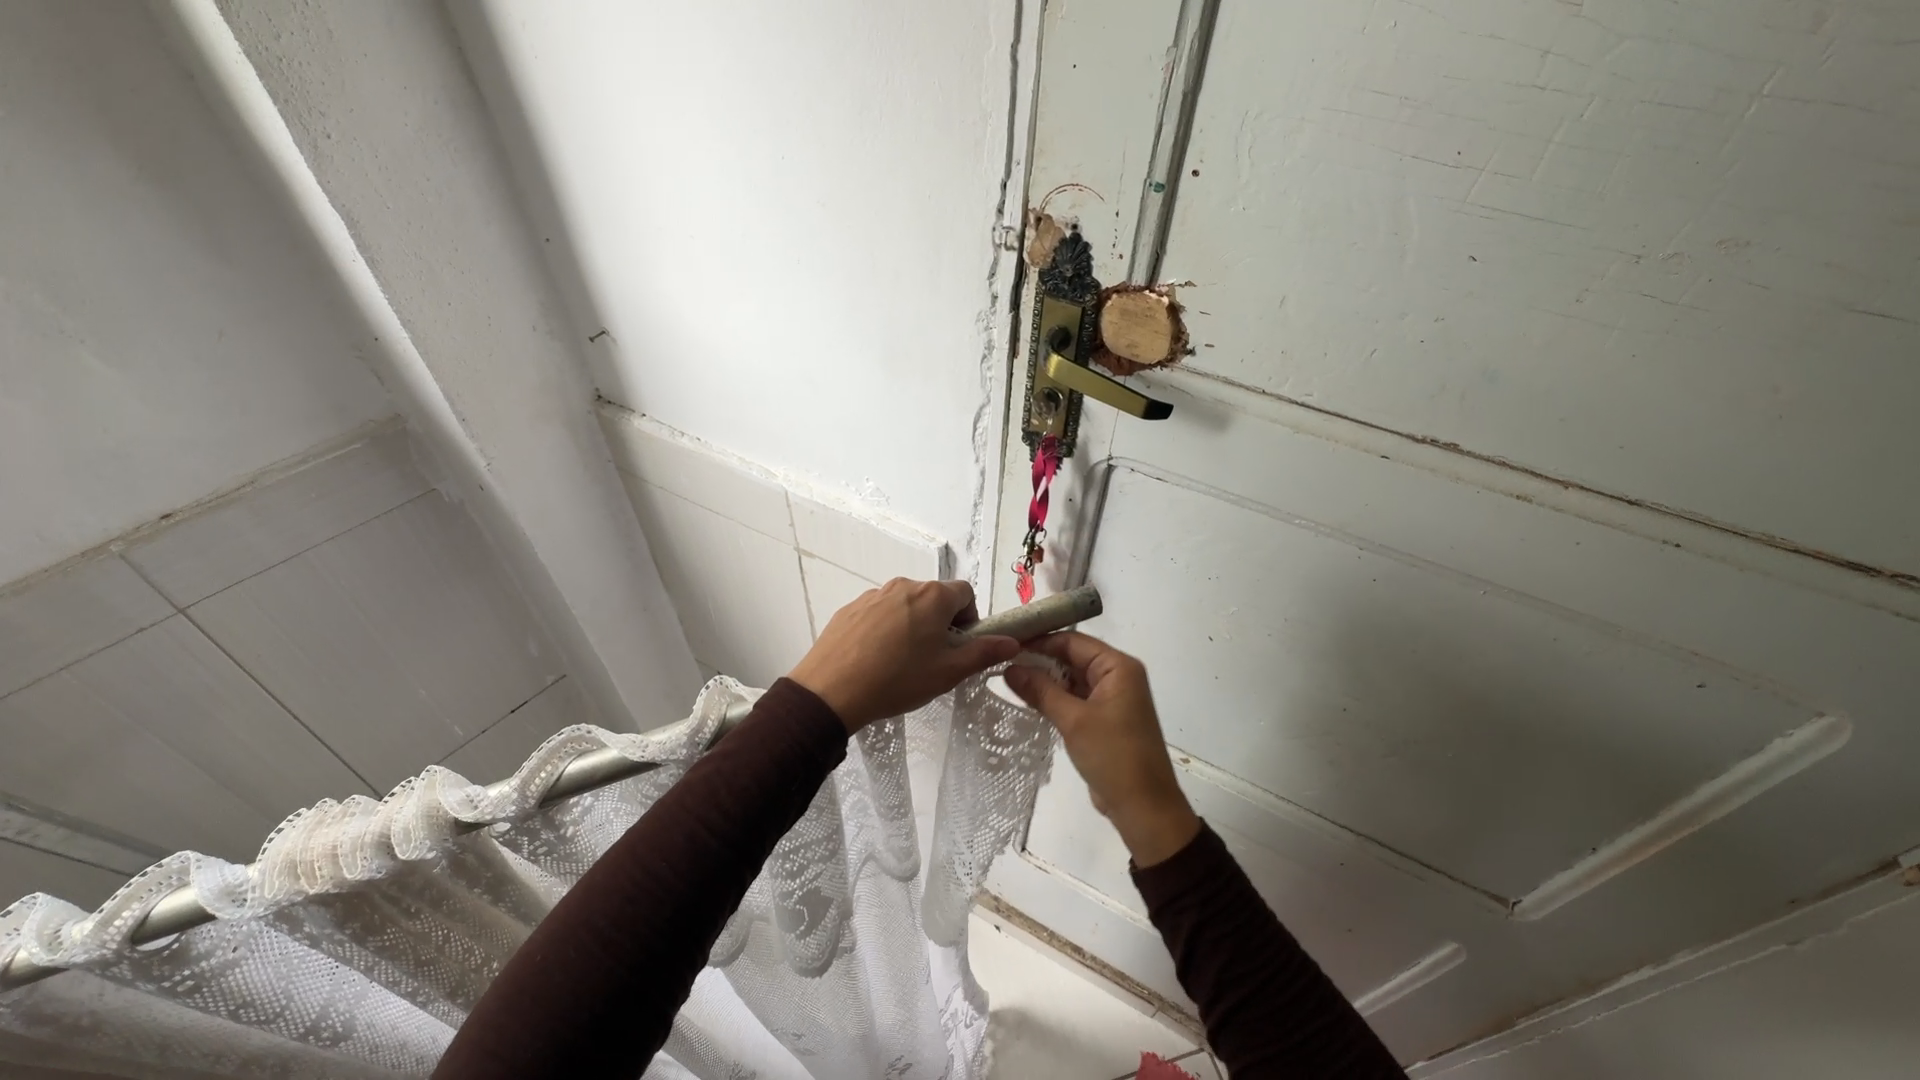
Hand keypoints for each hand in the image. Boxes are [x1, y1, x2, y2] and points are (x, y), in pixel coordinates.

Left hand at [789, 578, 1020, 731]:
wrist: (831, 690)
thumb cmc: (898, 680)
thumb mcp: (948, 672)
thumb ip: (983, 653)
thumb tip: (1012, 642)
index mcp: (933, 596)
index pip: (965, 593)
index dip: (970, 619)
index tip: (960, 647)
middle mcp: (904, 586)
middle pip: (934, 597)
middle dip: (941, 623)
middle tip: (933, 658)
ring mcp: (873, 595)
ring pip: (905, 605)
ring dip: (913, 625)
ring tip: (902, 662)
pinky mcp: (850, 608)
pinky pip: (879, 613)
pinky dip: (885, 629)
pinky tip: (875, 659)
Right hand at [1002, 632, 1199, 866]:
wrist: (1143, 807)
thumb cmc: (1113, 756)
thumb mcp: (1073, 720)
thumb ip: (1041, 690)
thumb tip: (1009, 668)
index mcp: (1118, 667)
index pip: (1073, 641)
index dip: (1040, 640)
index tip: (1006, 643)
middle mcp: (1118, 677)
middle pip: (1073, 657)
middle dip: (1040, 659)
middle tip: (1000, 661)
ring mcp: (1112, 699)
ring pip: (1072, 679)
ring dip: (1045, 680)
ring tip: (1007, 679)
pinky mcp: (1104, 720)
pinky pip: (1075, 699)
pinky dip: (1054, 699)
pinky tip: (1028, 701)